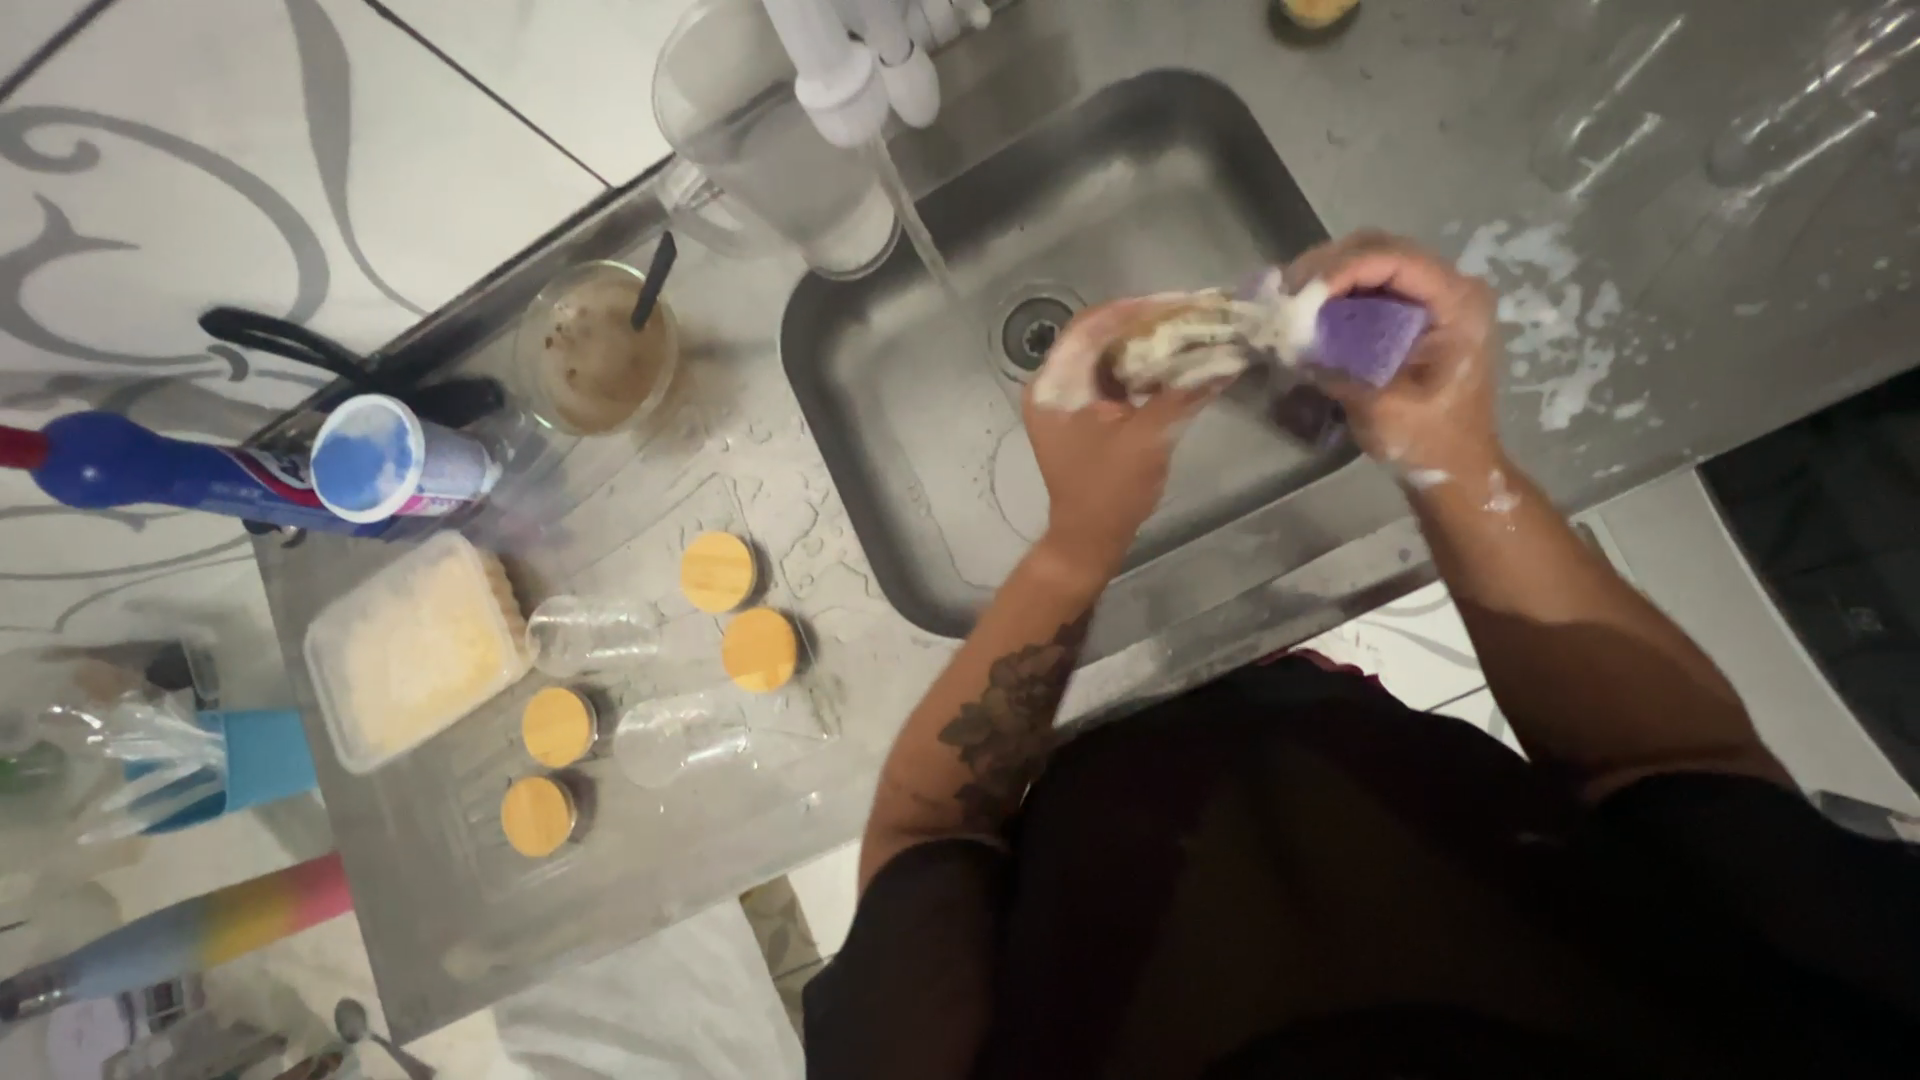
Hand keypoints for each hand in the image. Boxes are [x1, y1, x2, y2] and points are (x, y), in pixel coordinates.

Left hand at [1023, 298, 1218, 580]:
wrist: (1090, 538)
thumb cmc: (1109, 492)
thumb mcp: (1148, 439)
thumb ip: (1183, 393)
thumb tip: (1227, 358)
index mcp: (1054, 386)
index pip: (1091, 326)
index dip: (1135, 309)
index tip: (1179, 302)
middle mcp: (1054, 385)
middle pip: (1099, 336)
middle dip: (1146, 323)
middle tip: (1191, 313)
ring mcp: (1067, 399)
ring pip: (1108, 355)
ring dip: (1146, 343)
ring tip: (1189, 331)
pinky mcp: (1084, 413)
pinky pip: (1113, 377)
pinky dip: (1142, 368)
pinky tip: (1174, 362)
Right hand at [1287, 230, 1502, 479]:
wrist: (1456, 462)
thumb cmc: (1429, 439)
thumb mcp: (1384, 408)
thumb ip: (1342, 370)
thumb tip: (1292, 342)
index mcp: (1457, 304)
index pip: (1395, 259)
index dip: (1342, 268)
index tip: (1299, 296)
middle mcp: (1448, 288)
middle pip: (1380, 248)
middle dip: (1327, 265)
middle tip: (1285, 295)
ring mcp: (1430, 298)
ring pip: (1370, 260)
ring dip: (1326, 275)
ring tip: (1290, 302)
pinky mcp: (1411, 313)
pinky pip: (1369, 284)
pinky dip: (1334, 291)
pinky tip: (1307, 311)